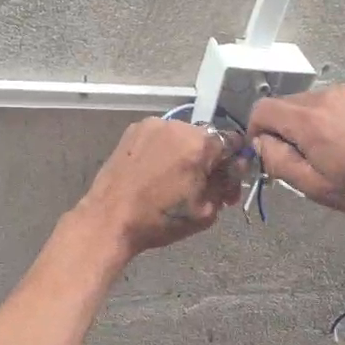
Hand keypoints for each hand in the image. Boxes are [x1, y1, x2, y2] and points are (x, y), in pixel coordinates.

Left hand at [73, 117, 244, 258]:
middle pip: (206, 138)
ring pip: (182, 135)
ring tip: (175, 179)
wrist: (110, 218)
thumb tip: (234, 169)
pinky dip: (164, 149)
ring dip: (185, 152)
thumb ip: (226, 183)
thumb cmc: (161, 220)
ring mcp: (152, 124)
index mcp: (200, 143)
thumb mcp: (207, 210)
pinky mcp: (132, 130)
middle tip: (202, 186)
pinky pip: (160, 136)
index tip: (227, 182)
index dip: (233, 162)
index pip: (232, 142)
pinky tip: (156, 171)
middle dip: (209, 159)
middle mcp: (177, 125)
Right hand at [246, 84, 344, 232]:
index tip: (269, 152)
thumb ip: (278, 161)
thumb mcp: (315, 187)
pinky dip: (334, 117)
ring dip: (311, 123)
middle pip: (286, 105)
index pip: (262, 109)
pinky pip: (336, 101)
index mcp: (308, 120)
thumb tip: (261, 143)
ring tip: (334, 152)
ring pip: (311, 103)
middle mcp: (325, 97)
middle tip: (304, 159)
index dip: (257, 131)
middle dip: (285, 129)